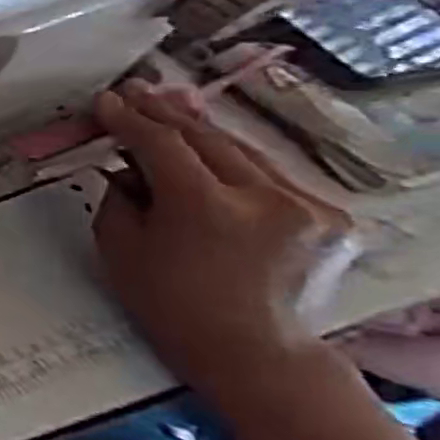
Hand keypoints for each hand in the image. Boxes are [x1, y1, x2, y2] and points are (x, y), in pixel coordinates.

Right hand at [92, 80, 351, 394]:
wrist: (251, 349)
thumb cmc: (169, 303)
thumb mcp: (121, 247)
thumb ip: (121, 197)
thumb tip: (125, 165)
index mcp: (205, 208)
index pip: (161, 145)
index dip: (129, 119)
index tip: (108, 101)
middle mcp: (265, 198)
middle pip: (207, 139)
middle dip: (166, 113)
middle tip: (136, 91)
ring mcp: (307, 206)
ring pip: (243, 152)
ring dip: (202, 131)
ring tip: (170, 108)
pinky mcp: (331, 216)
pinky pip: (270, 175)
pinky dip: (234, 161)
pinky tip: (211, 151)